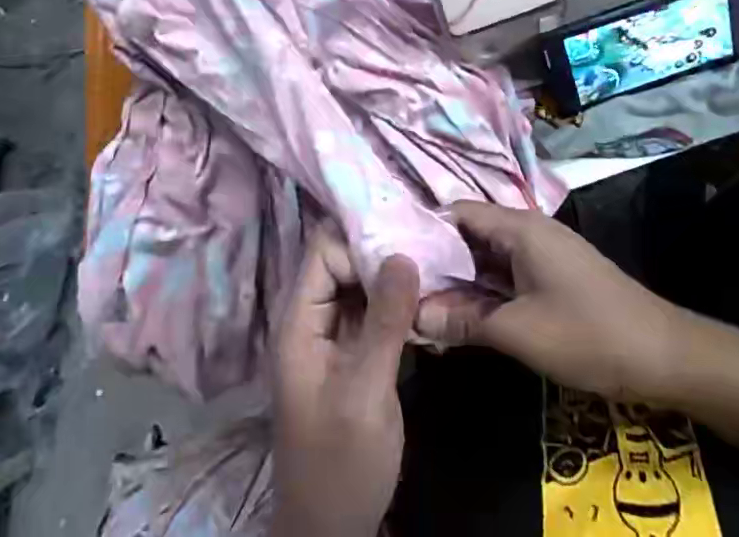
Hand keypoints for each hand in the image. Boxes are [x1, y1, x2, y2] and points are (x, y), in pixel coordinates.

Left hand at [271, 228, 418, 536]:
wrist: (331, 529)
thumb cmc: (341, 464)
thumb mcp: (365, 393)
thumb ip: (383, 323)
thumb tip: (403, 253)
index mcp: (300, 325)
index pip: (323, 253)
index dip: (361, 238)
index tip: (409, 231)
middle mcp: (313, 322)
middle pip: (343, 261)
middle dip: (382, 247)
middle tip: (432, 239)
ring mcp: (334, 338)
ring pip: (362, 283)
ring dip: (395, 270)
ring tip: (439, 255)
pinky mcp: (356, 353)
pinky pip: (375, 308)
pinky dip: (400, 296)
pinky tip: (431, 290)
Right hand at [416, 202, 688, 400]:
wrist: (660, 353)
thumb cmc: (587, 333)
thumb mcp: (519, 331)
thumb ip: (464, 320)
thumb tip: (413, 316)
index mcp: (521, 228)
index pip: (459, 213)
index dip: (423, 230)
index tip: (388, 256)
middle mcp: (530, 233)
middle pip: (471, 236)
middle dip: (436, 262)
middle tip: (394, 289)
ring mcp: (543, 256)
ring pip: (487, 261)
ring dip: (458, 283)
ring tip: (414, 307)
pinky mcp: (551, 280)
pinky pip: (506, 279)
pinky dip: (482, 295)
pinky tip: (457, 320)